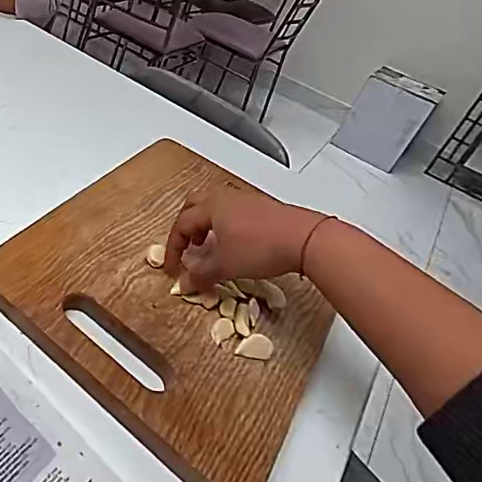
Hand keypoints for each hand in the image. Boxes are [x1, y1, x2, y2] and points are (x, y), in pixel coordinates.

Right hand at [166, 187, 333, 293]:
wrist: (308, 239)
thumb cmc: (262, 248)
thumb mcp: (226, 266)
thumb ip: (201, 274)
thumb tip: (185, 284)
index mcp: (209, 207)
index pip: (181, 225)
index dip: (173, 248)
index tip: (173, 267)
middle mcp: (224, 197)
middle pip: (193, 205)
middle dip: (186, 226)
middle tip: (188, 246)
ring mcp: (245, 199)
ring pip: (214, 204)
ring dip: (205, 223)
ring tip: (209, 243)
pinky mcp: (263, 205)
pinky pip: (233, 208)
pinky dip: (224, 222)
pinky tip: (234, 240)